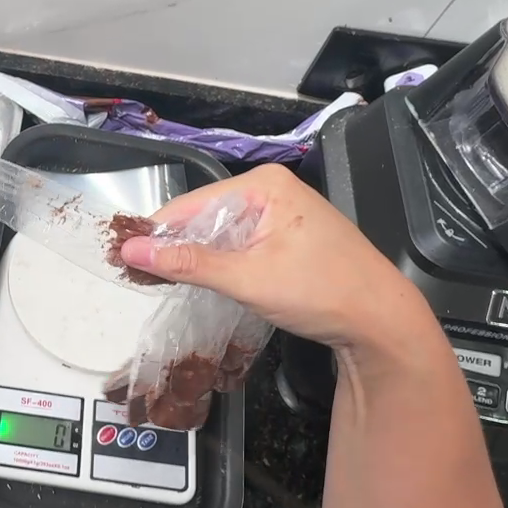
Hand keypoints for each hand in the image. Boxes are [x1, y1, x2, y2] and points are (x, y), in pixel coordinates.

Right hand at [118, 165, 436, 361]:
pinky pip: (239, 241)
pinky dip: (219, 260)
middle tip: (140, 274)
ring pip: (220, 231)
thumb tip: (131, 251)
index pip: (191, 205)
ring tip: (162, 279)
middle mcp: (271, 188)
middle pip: (204, 216)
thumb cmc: (321, 292)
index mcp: (263, 184)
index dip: (156, 233)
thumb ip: (187, 263)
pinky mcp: (287, 234)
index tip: (124, 258)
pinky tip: (202, 278)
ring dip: (195, 255)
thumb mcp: (246, 278)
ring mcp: (282, 211)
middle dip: (175, 245)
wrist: (383, 323)